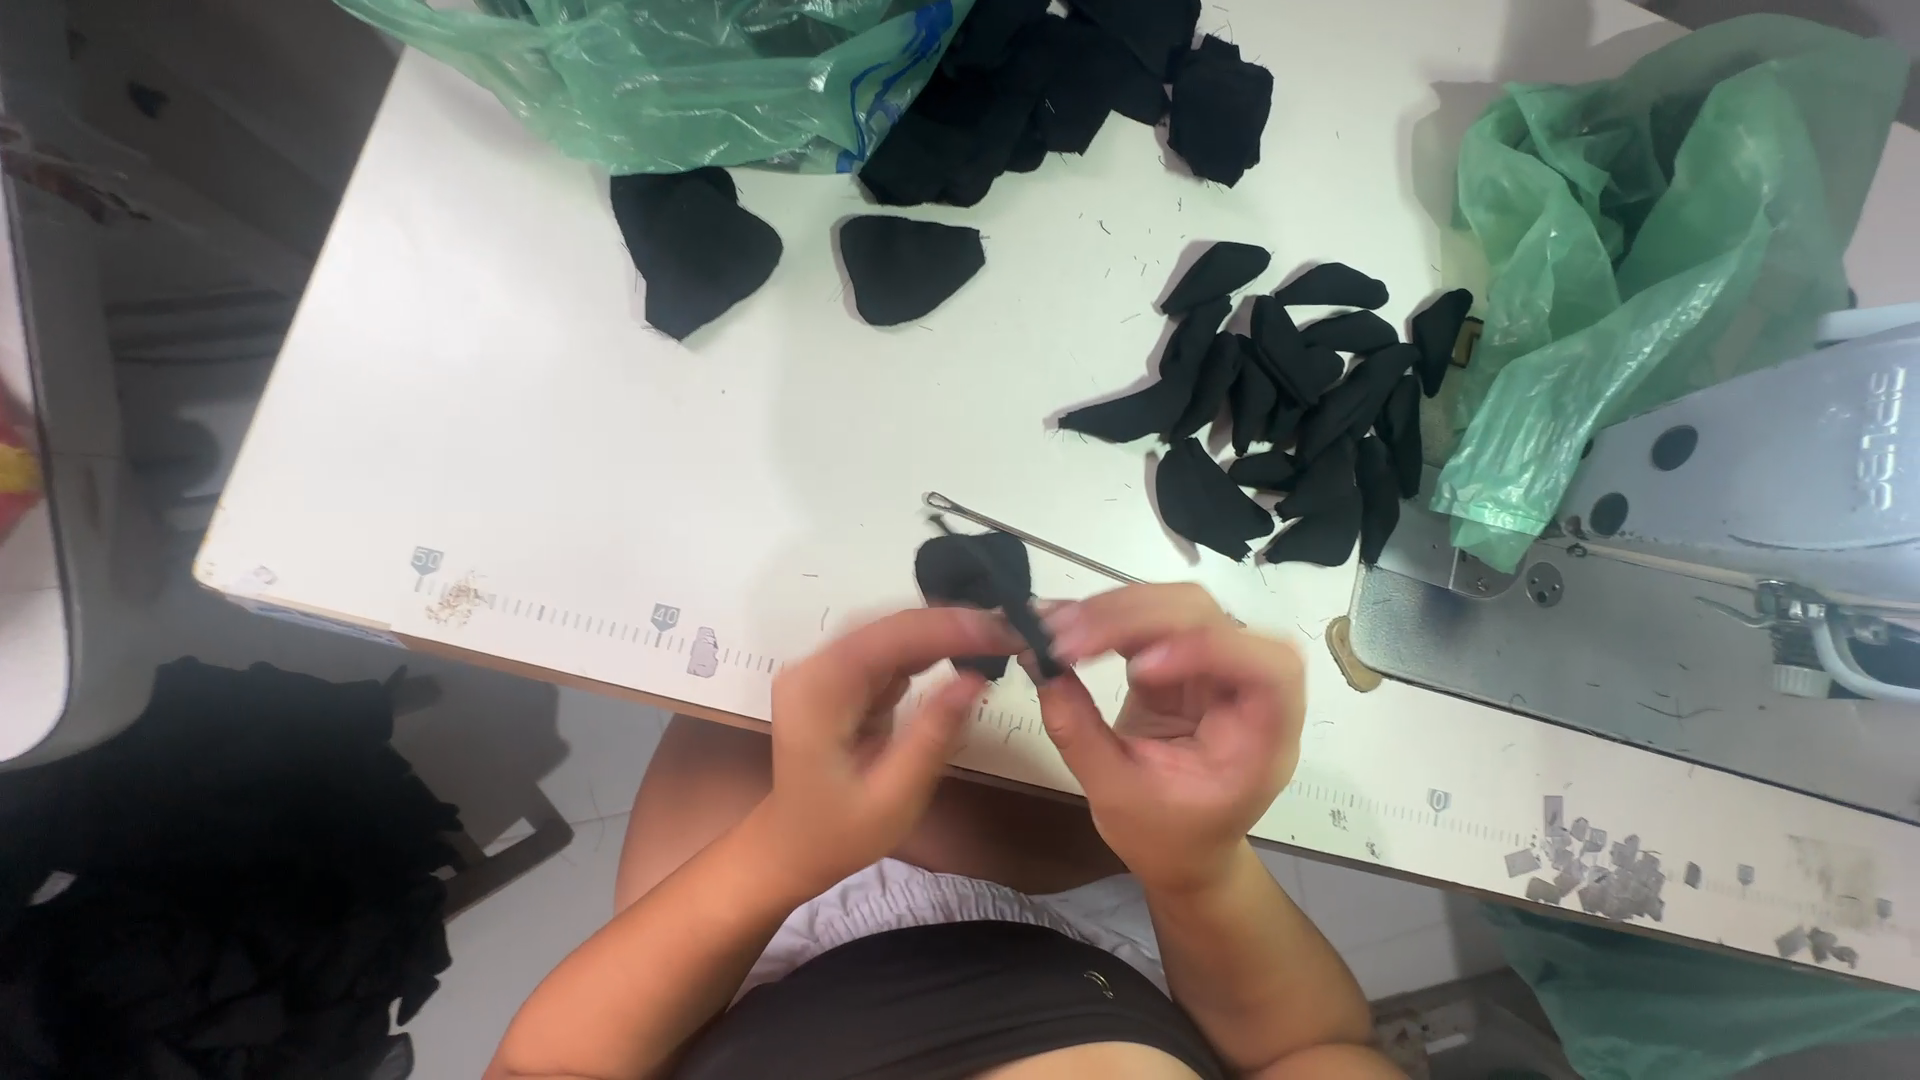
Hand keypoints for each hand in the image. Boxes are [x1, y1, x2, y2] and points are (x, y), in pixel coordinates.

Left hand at [754, 607, 1015, 894]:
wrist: (793, 847)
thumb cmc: (839, 833)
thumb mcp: (894, 796)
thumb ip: (933, 734)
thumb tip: (976, 678)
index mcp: (817, 692)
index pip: (887, 638)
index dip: (946, 627)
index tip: (1002, 631)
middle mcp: (814, 666)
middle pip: (888, 625)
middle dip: (950, 623)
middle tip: (1008, 630)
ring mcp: (825, 668)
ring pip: (892, 631)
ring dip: (943, 631)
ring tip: (995, 636)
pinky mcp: (840, 676)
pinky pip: (889, 650)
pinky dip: (929, 648)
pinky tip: (964, 649)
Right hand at [1036, 585, 1304, 893]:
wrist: (1181, 853)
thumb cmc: (1168, 839)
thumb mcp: (1117, 796)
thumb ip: (1079, 732)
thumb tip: (1039, 665)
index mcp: (1263, 735)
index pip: (1267, 667)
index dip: (1211, 650)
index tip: (1140, 670)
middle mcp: (1245, 688)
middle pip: (1208, 618)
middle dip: (1136, 616)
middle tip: (1067, 635)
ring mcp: (1211, 668)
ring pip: (1173, 607)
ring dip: (1113, 610)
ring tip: (1056, 628)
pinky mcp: (1177, 661)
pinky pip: (1145, 623)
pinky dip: (1104, 620)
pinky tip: (1066, 627)